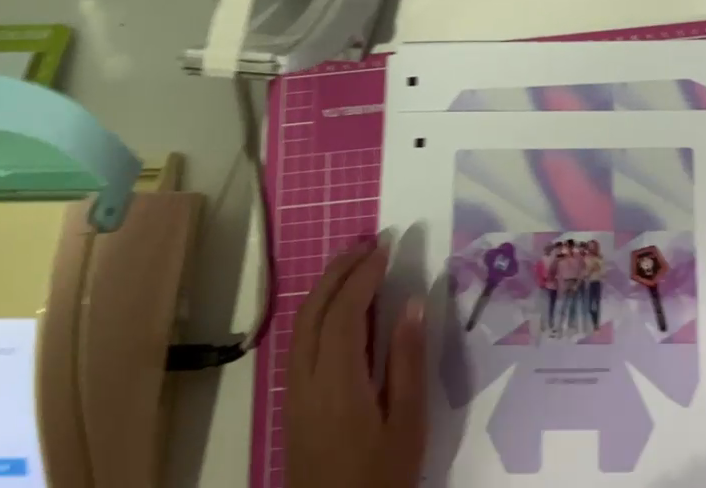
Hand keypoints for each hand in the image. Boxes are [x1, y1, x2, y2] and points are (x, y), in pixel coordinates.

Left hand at [286, 240, 426, 487]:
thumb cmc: (381, 475)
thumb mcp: (407, 422)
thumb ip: (407, 360)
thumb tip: (412, 302)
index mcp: (337, 382)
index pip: (344, 311)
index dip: (364, 274)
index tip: (388, 246)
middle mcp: (305, 379)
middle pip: (313, 310)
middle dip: (339, 269)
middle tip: (369, 241)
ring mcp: (294, 392)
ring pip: (302, 324)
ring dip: (326, 286)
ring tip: (356, 262)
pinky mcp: (294, 404)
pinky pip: (301, 341)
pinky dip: (319, 310)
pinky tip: (341, 307)